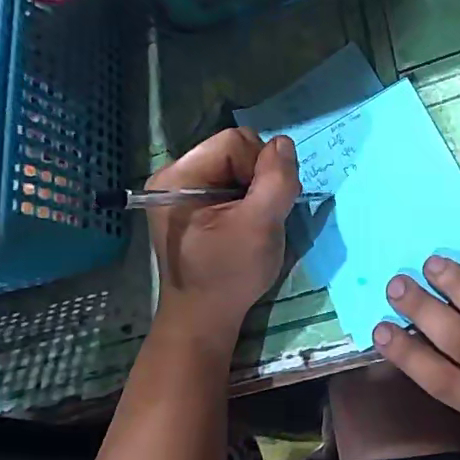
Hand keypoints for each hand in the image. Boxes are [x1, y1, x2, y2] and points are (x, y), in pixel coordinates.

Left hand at [147, 128, 299, 348]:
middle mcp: (176, 175)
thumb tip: (284, 143)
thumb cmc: (228, 274)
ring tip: (254, 224)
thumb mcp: (260, 226)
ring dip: (256, 191)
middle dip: (259, 178)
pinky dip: (248, 200)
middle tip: (262, 216)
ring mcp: (183, 190)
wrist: (203, 319)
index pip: (235, 141)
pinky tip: (245, 226)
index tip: (262, 204)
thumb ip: (276, 180)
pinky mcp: (194, 205)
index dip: (260, 165)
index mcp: (179, 176)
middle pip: (236, 150)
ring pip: (238, 166)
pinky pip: (231, 183)